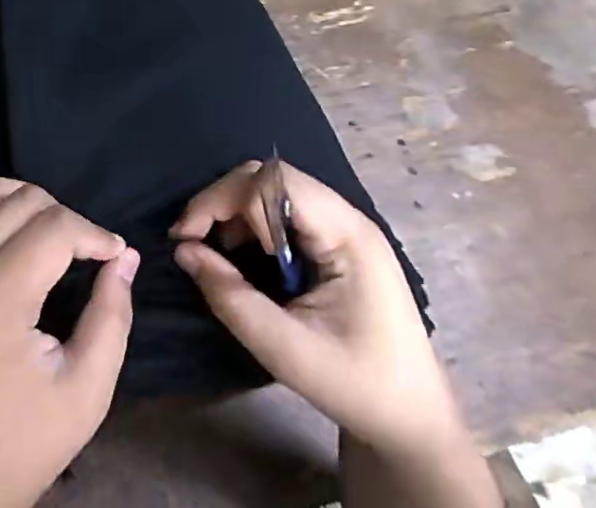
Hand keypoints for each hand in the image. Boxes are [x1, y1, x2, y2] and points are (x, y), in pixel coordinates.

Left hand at [0, 178, 140, 507]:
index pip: (56, 226)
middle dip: (69, 218)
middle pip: (26, 201)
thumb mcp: (85, 391)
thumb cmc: (18, 443)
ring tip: (61, 241)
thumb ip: (112, 316)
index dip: (96, 234)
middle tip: (92, 258)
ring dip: (35, 203)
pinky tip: (27, 240)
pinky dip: (4, 207)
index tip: (117, 258)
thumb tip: (125, 258)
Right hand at [171, 162, 492, 506]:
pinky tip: (238, 256)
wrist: (412, 418)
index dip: (225, 199)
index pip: (275, 182)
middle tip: (190, 240)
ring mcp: (340, 226)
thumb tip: (183, 251)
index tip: (188, 238)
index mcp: (347, 235)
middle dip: (222, 201)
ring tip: (212, 251)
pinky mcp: (331, 240)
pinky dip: (247, 223)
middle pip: (270, 177)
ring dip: (232, 211)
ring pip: (270, 188)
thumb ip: (231, 298)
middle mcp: (345, 217)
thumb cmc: (359, 386)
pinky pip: (279, 210)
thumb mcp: (287, 351)